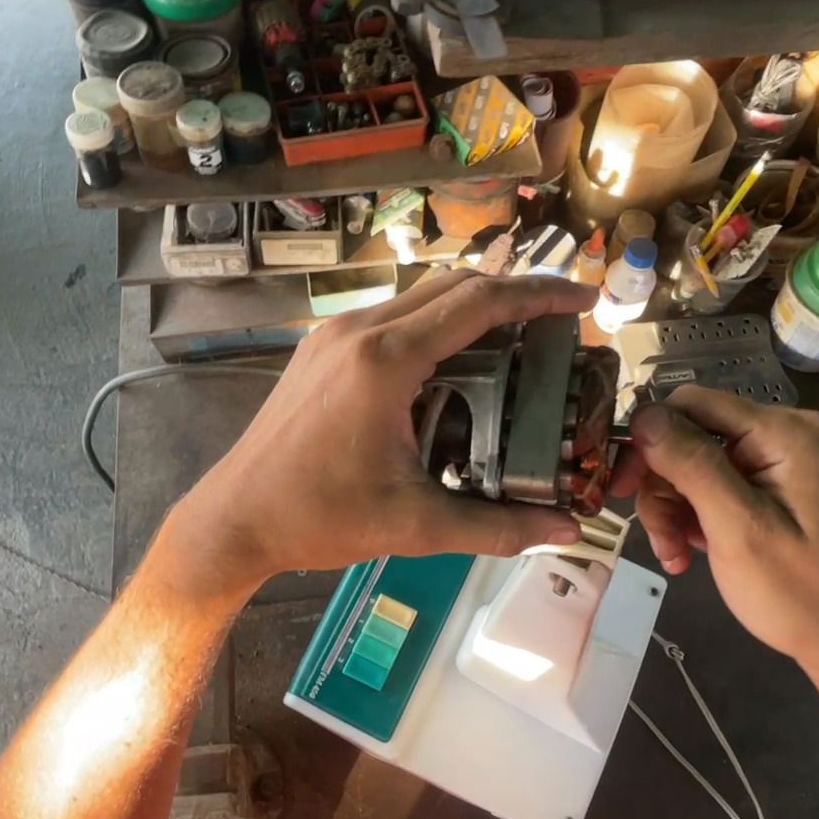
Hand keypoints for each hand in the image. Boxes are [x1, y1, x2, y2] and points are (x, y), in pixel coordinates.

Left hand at [162, 272, 596, 594]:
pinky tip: (454, 362)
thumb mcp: (415, 526)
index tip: (583, 300)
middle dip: (513, 295)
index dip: (539, 294)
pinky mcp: (320, 349)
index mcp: (385, 360)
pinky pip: (392, 317)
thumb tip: (565, 531)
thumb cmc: (319, 518)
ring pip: (420, 297)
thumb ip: (496, 527)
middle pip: (453, 286)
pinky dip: (435, 324)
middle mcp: (359, 330)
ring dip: (472, 307)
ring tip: (515, 340)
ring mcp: (334, 335)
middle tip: (558, 324)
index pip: (479, 302)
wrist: (236, 517)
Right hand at [611, 386, 818, 671]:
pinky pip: (710, 485)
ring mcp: (777, 460)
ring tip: (674, 554)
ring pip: (691, 465)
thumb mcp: (736, 526)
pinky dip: (691, 517)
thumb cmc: (796, 590)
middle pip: (688, 436)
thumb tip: (642, 414)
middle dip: (661, 484)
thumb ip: (691, 464)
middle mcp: (782, 433)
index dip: (648, 437)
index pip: (692, 403)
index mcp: (784, 432)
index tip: (621, 484)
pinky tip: (687, 552)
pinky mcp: (769, 486)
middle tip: (651, 532)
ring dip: (671, 509)